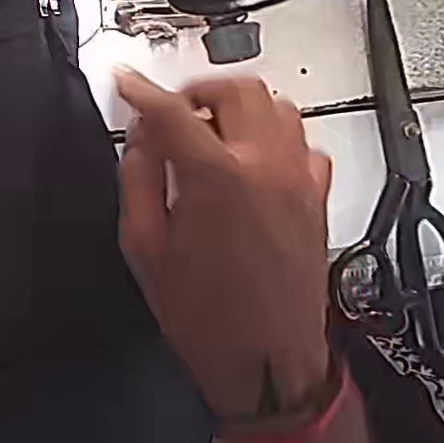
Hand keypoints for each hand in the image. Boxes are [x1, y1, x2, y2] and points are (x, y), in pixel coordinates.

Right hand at [116, 69, 333, 417]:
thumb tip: (143, 139)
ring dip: (237, 107)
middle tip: (171, 109)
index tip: (127, 83)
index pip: (172, 110)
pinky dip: (272, 138)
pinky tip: (249, 159)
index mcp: (215, 179)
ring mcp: (298, 181)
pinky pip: (301, 144)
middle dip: (196, 90)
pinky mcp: (316, 198)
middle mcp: (265, 169)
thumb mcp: (143, 243)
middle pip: (237, 89)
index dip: (141, 91)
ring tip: (209, 128)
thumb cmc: (204, 314)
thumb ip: (138, 177)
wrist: (264, 360)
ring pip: (278, 106)